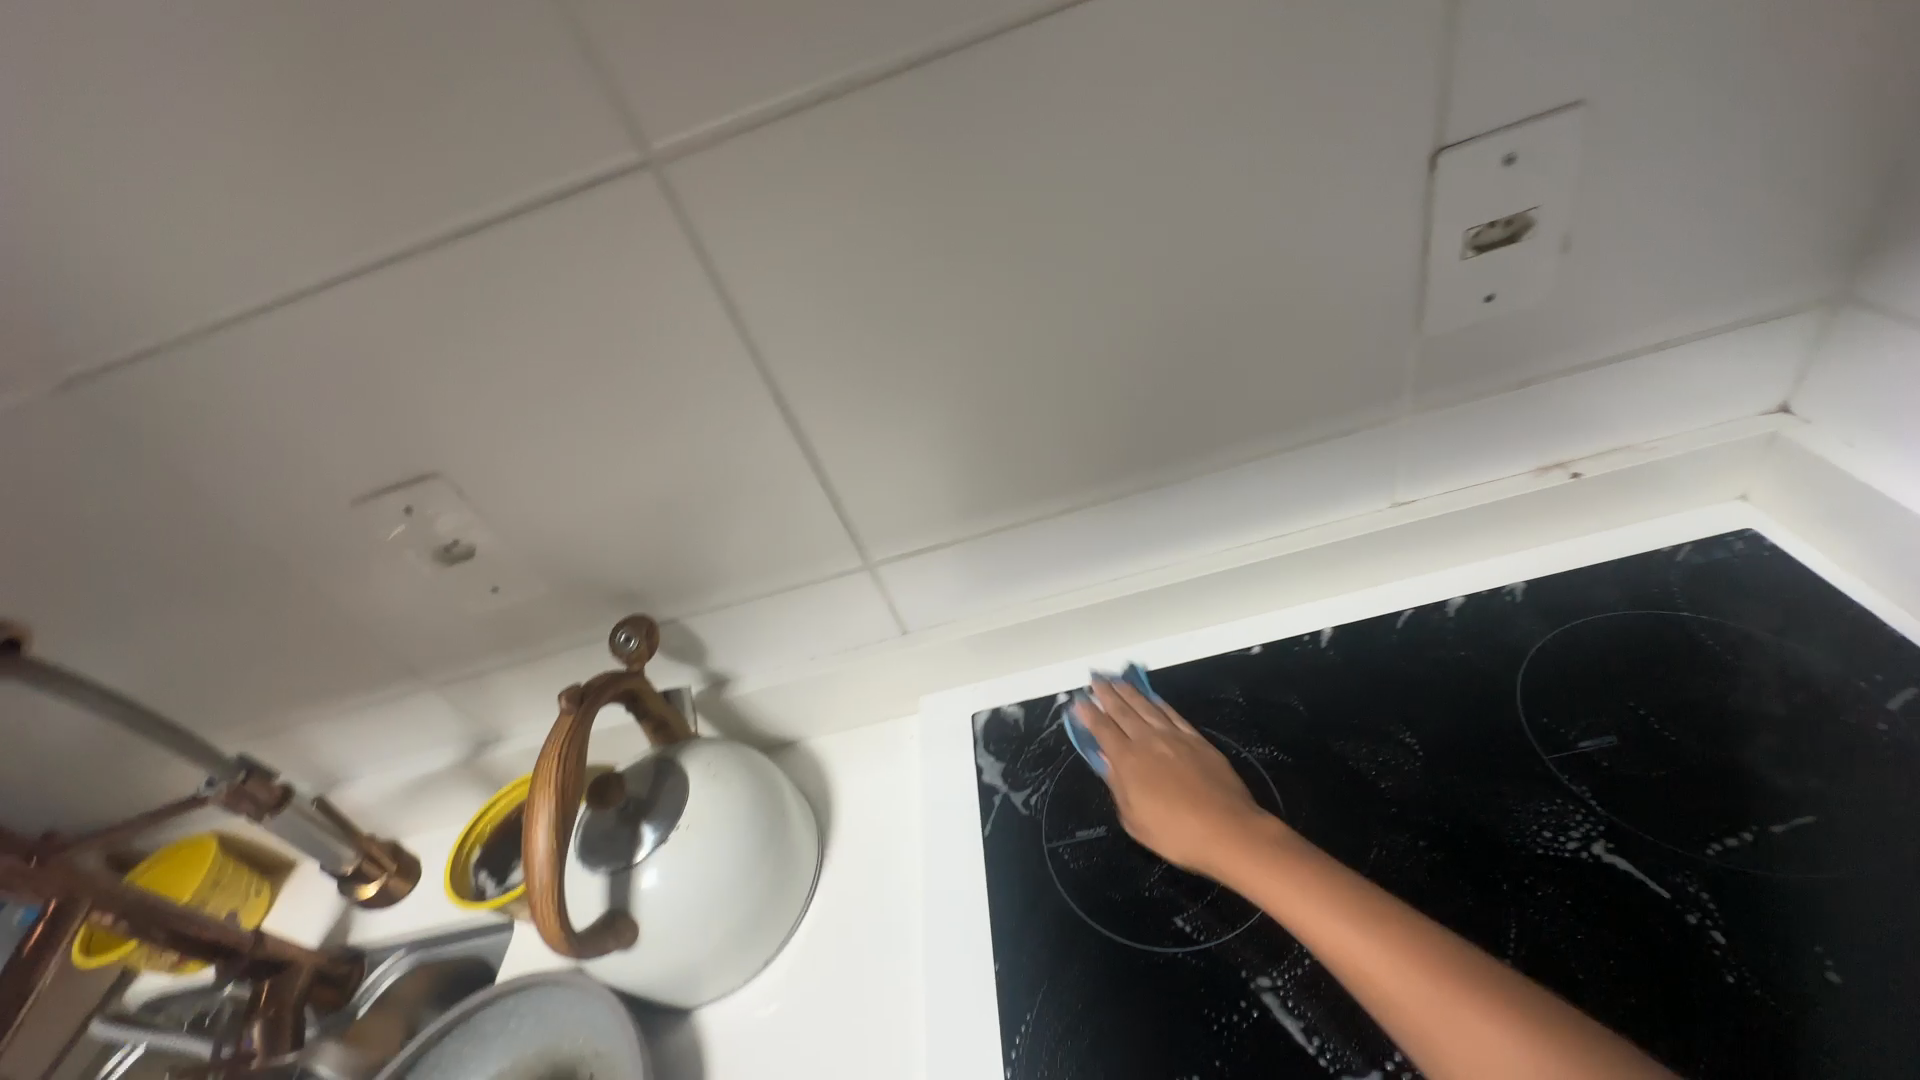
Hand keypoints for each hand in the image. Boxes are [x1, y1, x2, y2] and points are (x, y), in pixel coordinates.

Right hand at [1074, 678, 1281, 878]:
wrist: (1226, 830)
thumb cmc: (1174, 833)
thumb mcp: (1134, 819)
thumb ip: (1117, 786)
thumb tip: (1105, 760)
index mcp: (1127, 761)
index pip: (1102, 730)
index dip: (1089, 714)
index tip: (1078, 701)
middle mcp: (1148, 741)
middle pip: (1122, 711)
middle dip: (1106, 694)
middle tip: (1095, 679)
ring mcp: (1174, 737)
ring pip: (1146, 707)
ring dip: (1129, 692)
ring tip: (1117, 680)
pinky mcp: (1197, 740)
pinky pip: (1173, 714)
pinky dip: (1159, 703)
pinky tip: (1152, 697)